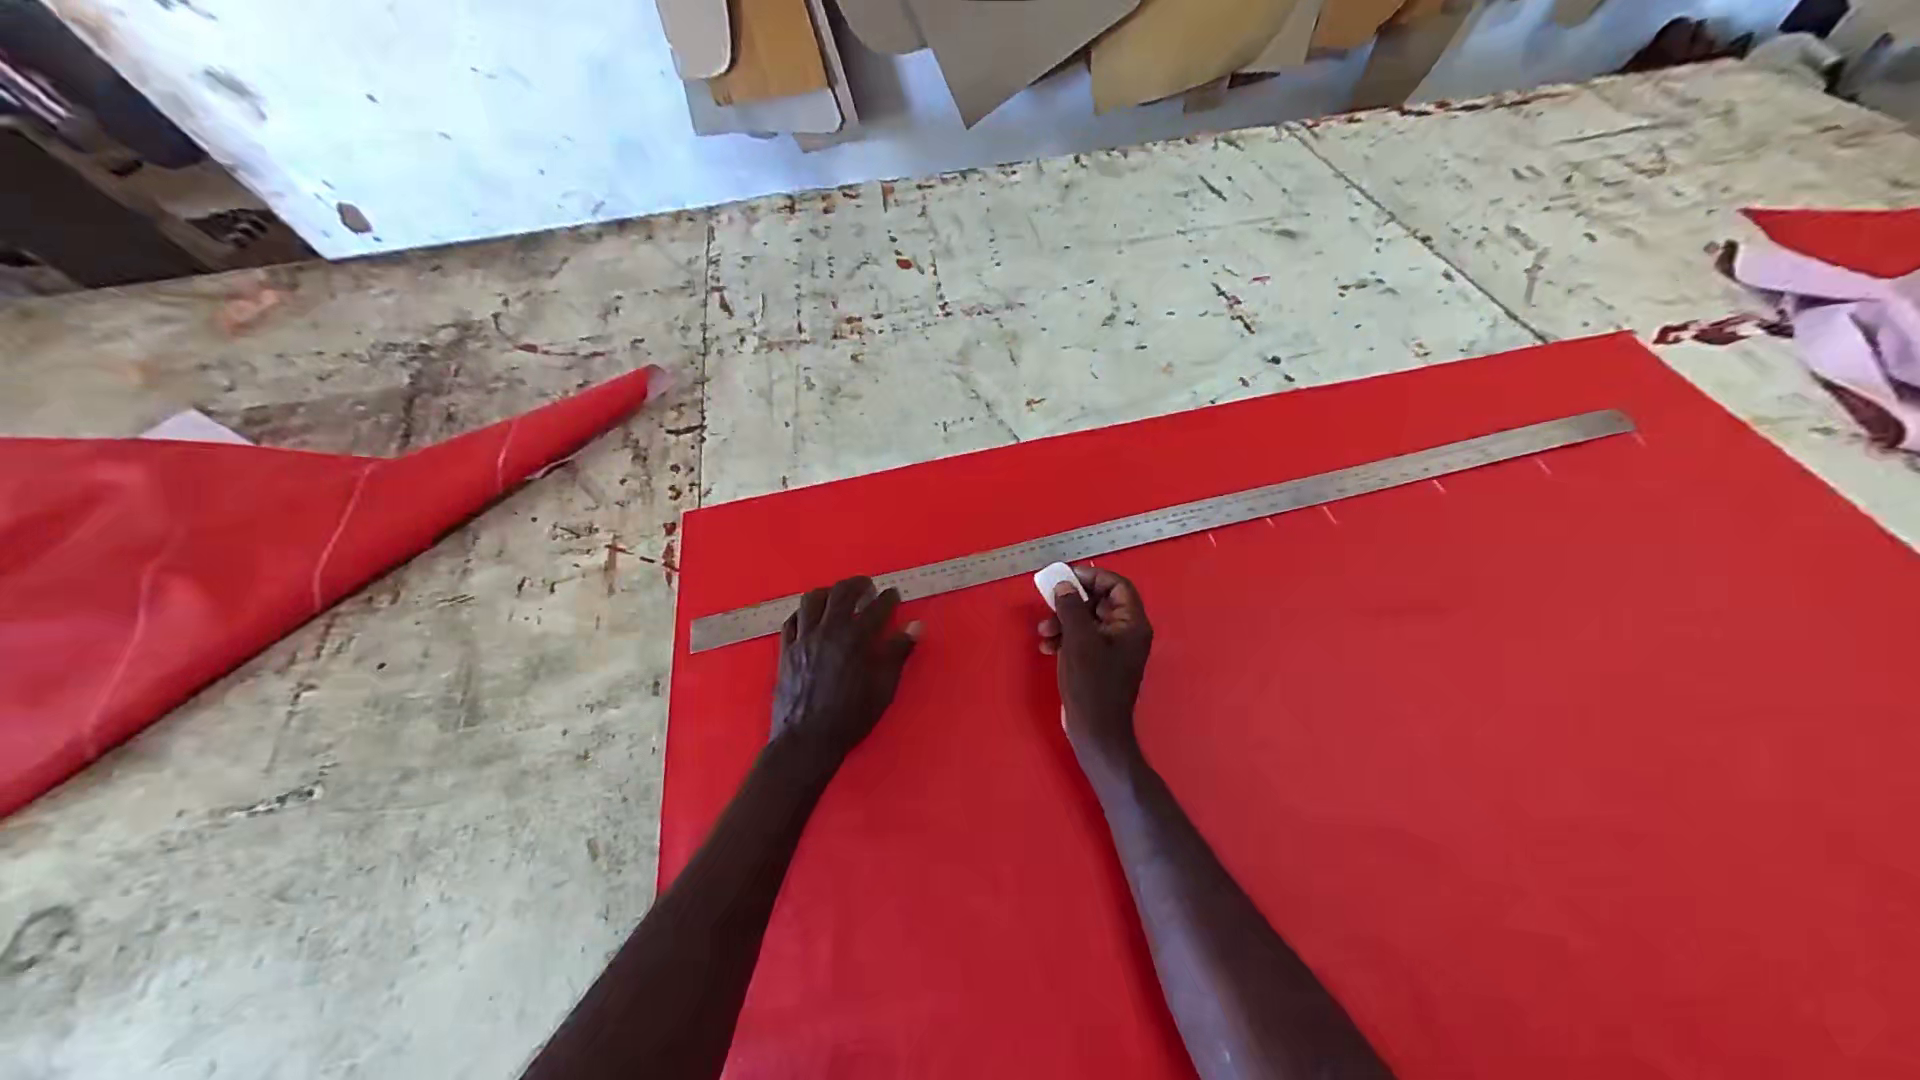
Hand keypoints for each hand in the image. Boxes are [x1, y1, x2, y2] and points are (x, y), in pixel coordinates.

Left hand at [772, 576, 920, 766]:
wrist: (807, 740)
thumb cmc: (851, 717)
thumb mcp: (883, 688)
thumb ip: (897, 653)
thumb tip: (915, 626)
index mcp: (855, 639)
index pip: (877, 607)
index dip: (888, 598)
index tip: (894, 595)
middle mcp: (828, 630)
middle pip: (842, 592)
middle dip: (858, 584)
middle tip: (867, 587)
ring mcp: (803, 638)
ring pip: (812, 599)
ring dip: (828, 593)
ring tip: (837, 597)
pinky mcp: (786, 649)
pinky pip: (792, 619)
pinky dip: (804, 613)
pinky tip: (810, 617)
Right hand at [1037, 566, 1152, 763]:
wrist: (1096, 731)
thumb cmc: (1091, 683)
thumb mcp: (1079, 640)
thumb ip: (1071, 607)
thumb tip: (1063, 584)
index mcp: (1132, 624)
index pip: (1117, 586)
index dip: (1092, 577)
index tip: (1066, 577)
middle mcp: (1126, 633)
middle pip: (1100, 602)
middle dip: (1071, 602)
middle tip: (1049, 603)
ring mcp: (1113, 649)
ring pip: (1087, 621)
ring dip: (1063, 621)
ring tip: (1043, 632)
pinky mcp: (1099, 662)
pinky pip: (1082, 639)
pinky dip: (1064, 638)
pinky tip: (1047, 647)